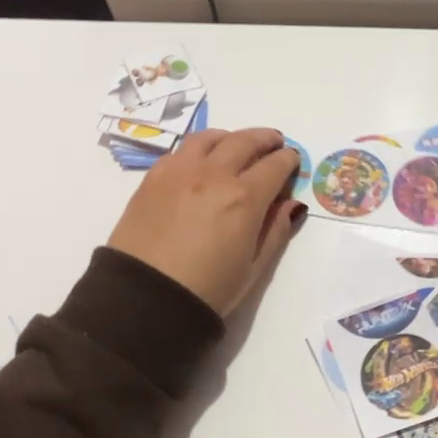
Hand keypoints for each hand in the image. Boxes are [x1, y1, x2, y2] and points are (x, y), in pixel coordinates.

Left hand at [107, 128, 306, 315]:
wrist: (145, 299)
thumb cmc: (207, 291)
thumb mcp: (253, 268)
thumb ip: (275, 231)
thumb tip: (289, 204)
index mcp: (244, 199)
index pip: (274, 166)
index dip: (288, 160)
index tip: (292, 161)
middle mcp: (214, 175)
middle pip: (244, 141)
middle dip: (265, 139)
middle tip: (273, 143)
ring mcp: (180, 172)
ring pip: (210, 138)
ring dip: (230, 138)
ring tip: (236, 146)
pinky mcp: (153, 178)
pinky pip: (181, 151)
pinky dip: (200, 149)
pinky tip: (201, 162)